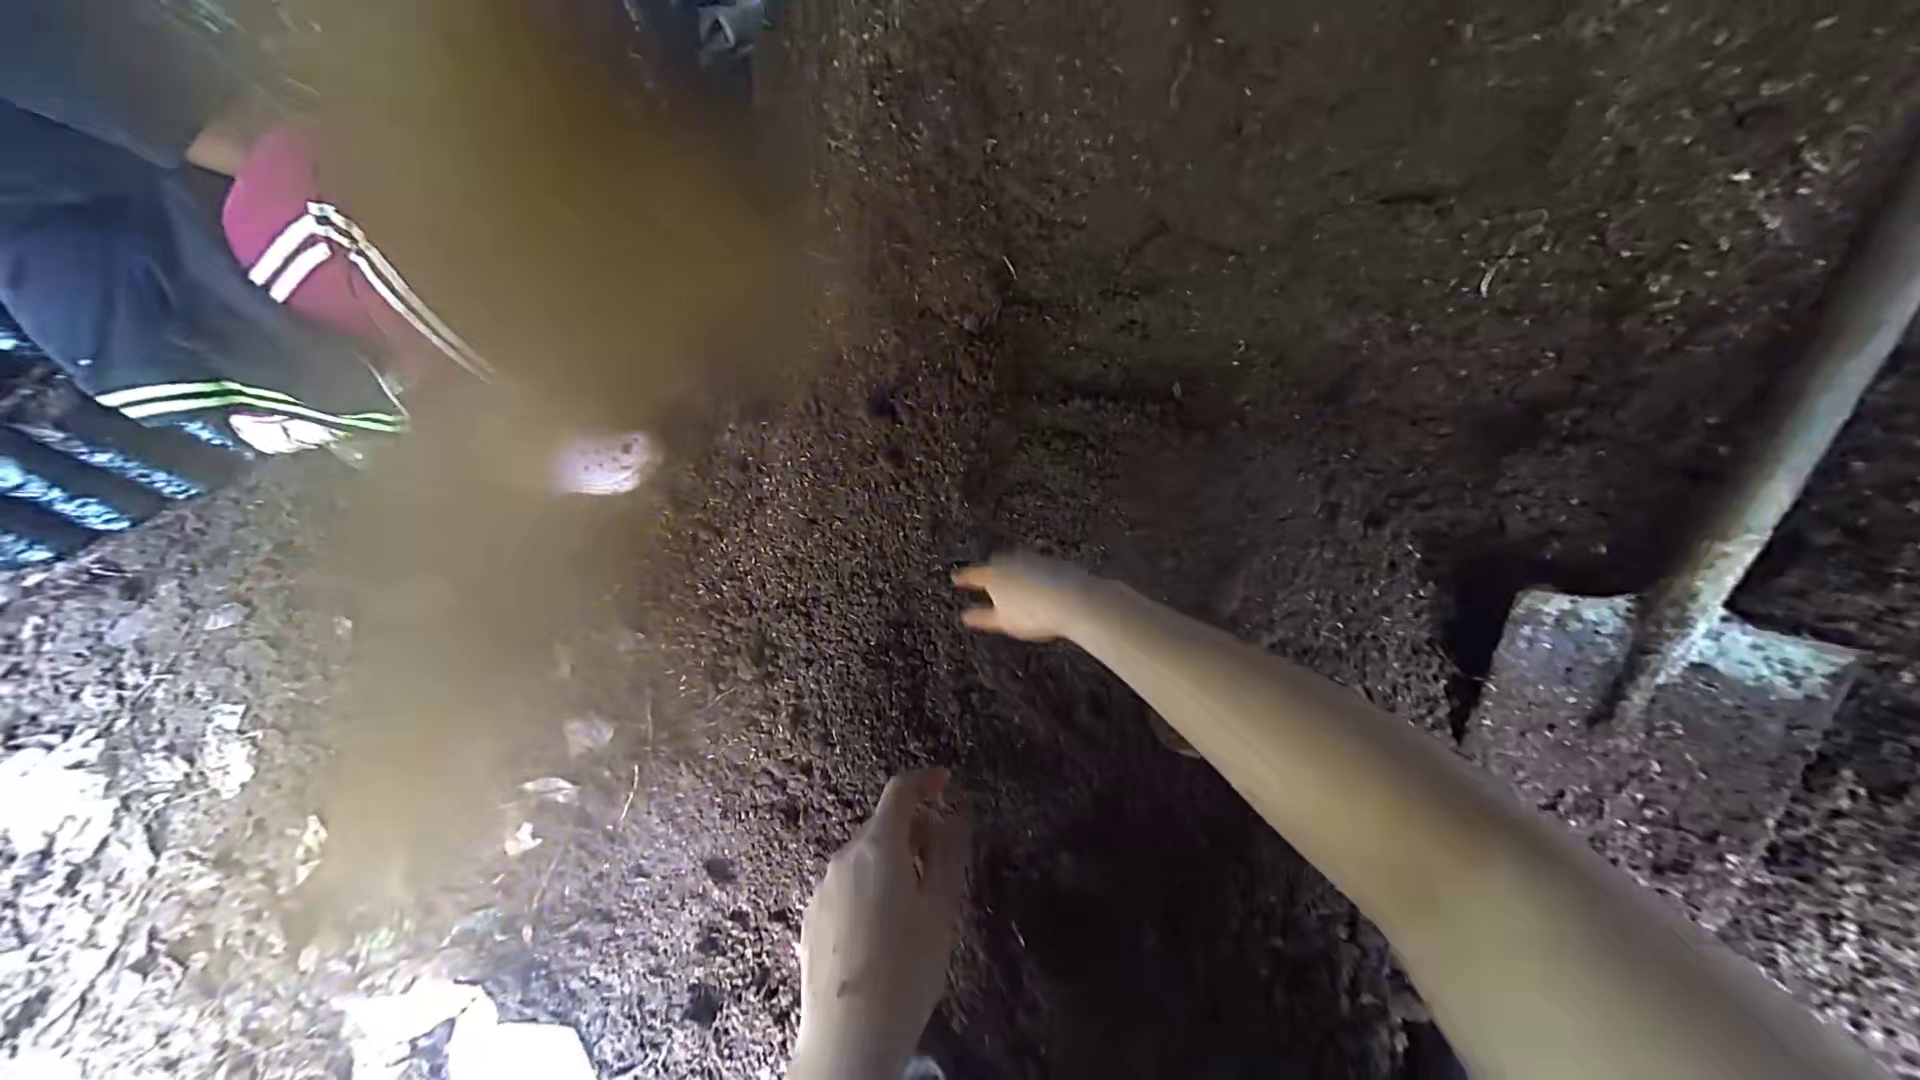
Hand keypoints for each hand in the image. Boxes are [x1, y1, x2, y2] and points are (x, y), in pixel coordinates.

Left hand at [791, 770, 970, 1079]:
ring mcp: (822, 888)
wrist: (848, 1041)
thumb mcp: (941, 909)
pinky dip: (870, 889)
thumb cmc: (906, 970)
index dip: (925, 781)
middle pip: (883, 827)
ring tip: (912, 912)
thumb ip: (949, 852)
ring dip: (892, 865)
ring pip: (865, 859)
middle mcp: (843, 857)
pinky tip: (881, 935)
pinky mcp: (811, 917)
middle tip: (940, 869)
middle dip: (914, 835)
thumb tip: (952, 815)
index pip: (899, 792)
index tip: (946, 782)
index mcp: (877, 847)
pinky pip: (847, 886)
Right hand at [952, 554, 1106, 641]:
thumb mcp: (1003, 621)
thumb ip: (982, 617)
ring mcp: (1034, 558)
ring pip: (1017, 563)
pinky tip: (1038, 585)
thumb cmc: (1035, 613)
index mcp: (994, 575)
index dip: (962, 578)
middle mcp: (1012, 560)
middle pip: (995, 564)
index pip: (972, 575)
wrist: (1075, 600)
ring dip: (1012, 570)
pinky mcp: (1054, 562)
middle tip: (985, 579)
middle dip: (990, 571)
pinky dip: (1033, 574)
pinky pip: (1037, 566)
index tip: (954, 577)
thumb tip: (965, 616)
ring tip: (1012, 582)